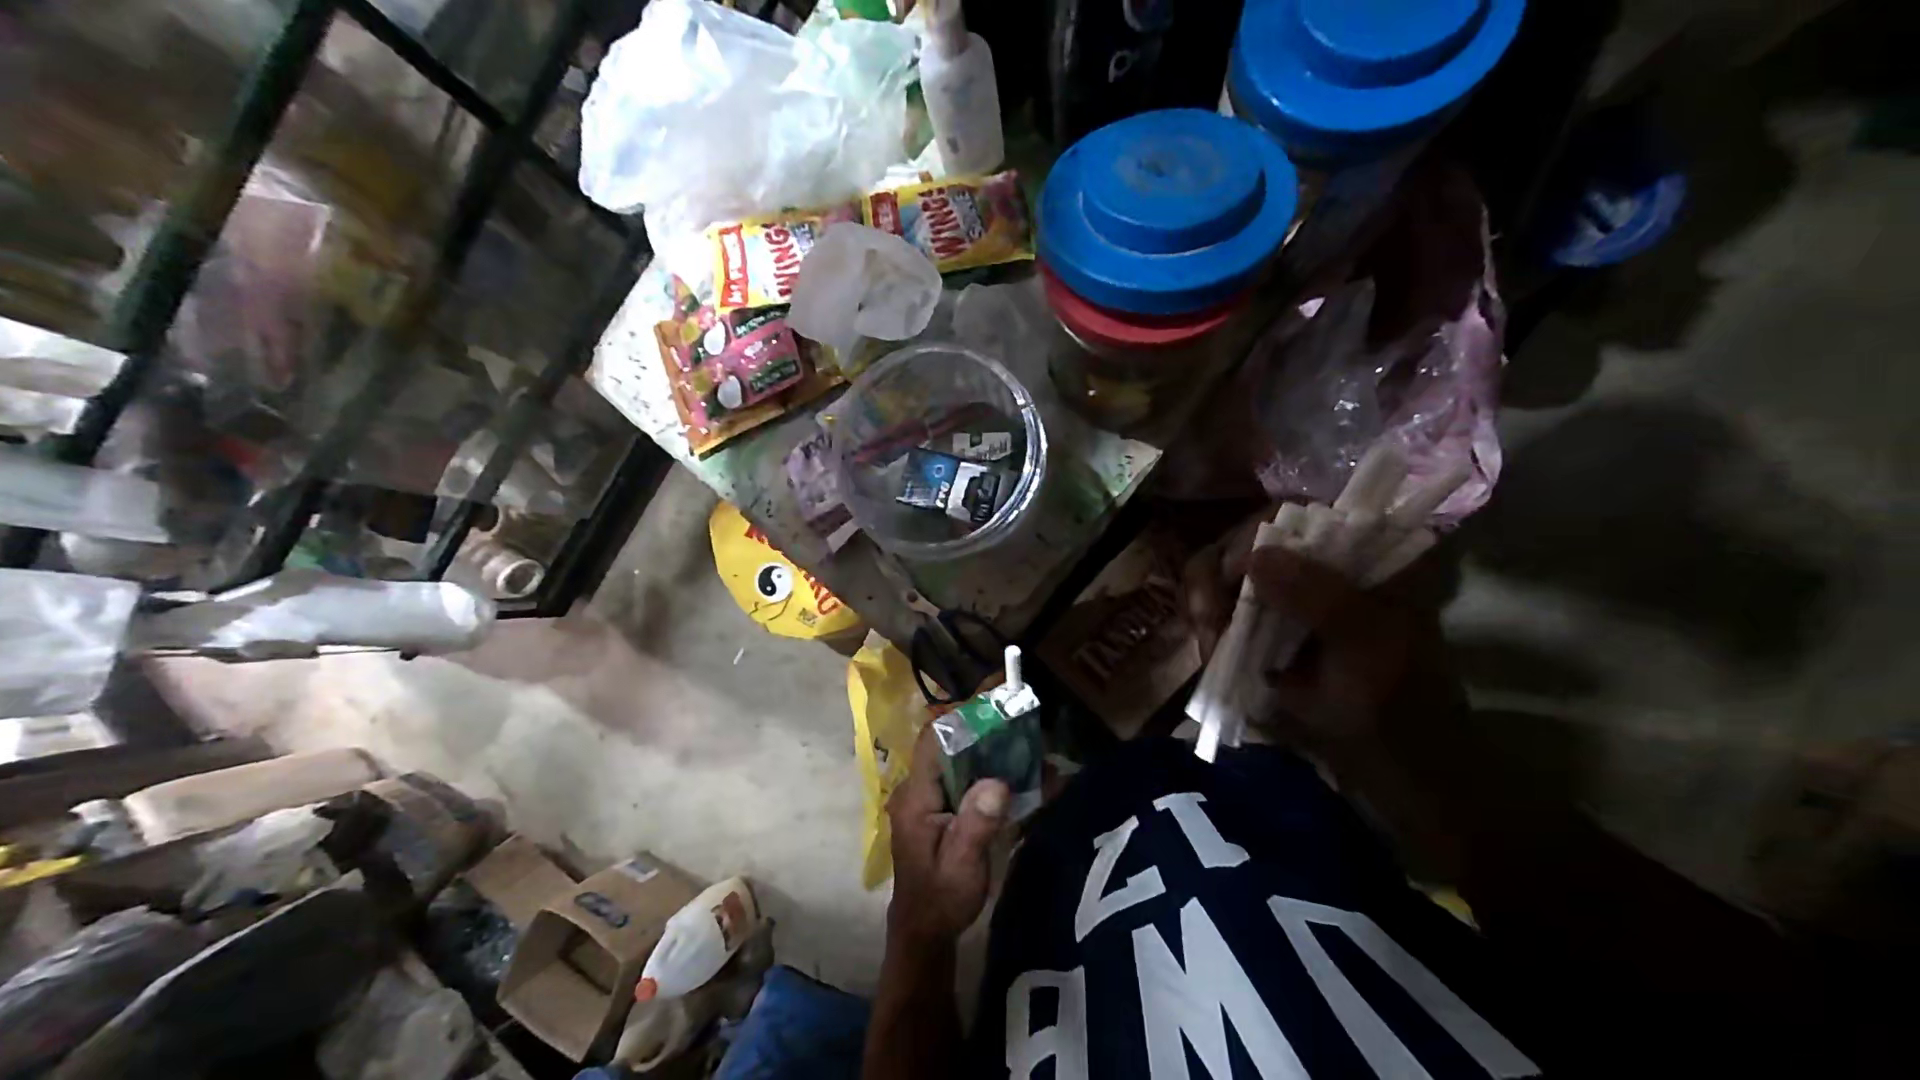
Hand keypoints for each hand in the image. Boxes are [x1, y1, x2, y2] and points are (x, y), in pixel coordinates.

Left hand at [885, 725, 1008, 947]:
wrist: (924, 929)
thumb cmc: (942, 898)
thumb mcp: (962, 866)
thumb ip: (977, 823)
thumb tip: (997, 781)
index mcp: (916, 797)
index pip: (932, 742)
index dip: (961, 719)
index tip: (995, 706)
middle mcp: (917, 789)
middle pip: (947, 744)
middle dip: (983, 731)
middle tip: (1020, 724)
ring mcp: (926, 796)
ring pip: (956, 758)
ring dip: (987, 749)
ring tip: (1024, 743)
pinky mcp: (937, 805)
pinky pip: (960, 776)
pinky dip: (985, 770)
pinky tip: (1014, 772)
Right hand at [1184, 506, 1454, 751]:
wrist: (1395, 764)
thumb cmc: (1397, 702)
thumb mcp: (1367, 647)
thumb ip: (1319, 598)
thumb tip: (1254, 556)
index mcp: (1359, 550)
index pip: (1291, 516)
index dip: (1249, 540)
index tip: (1230, 582)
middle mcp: (1318, 560)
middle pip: (1245, 542)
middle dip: (1216, 579)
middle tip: (1208, 623)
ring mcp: (1288, 591)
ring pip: (1224, 573)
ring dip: (1207, 605)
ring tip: (1210, 645)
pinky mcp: (1266, 620)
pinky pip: (1221, 604)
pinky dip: (1208, 625)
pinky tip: (1211, 650)